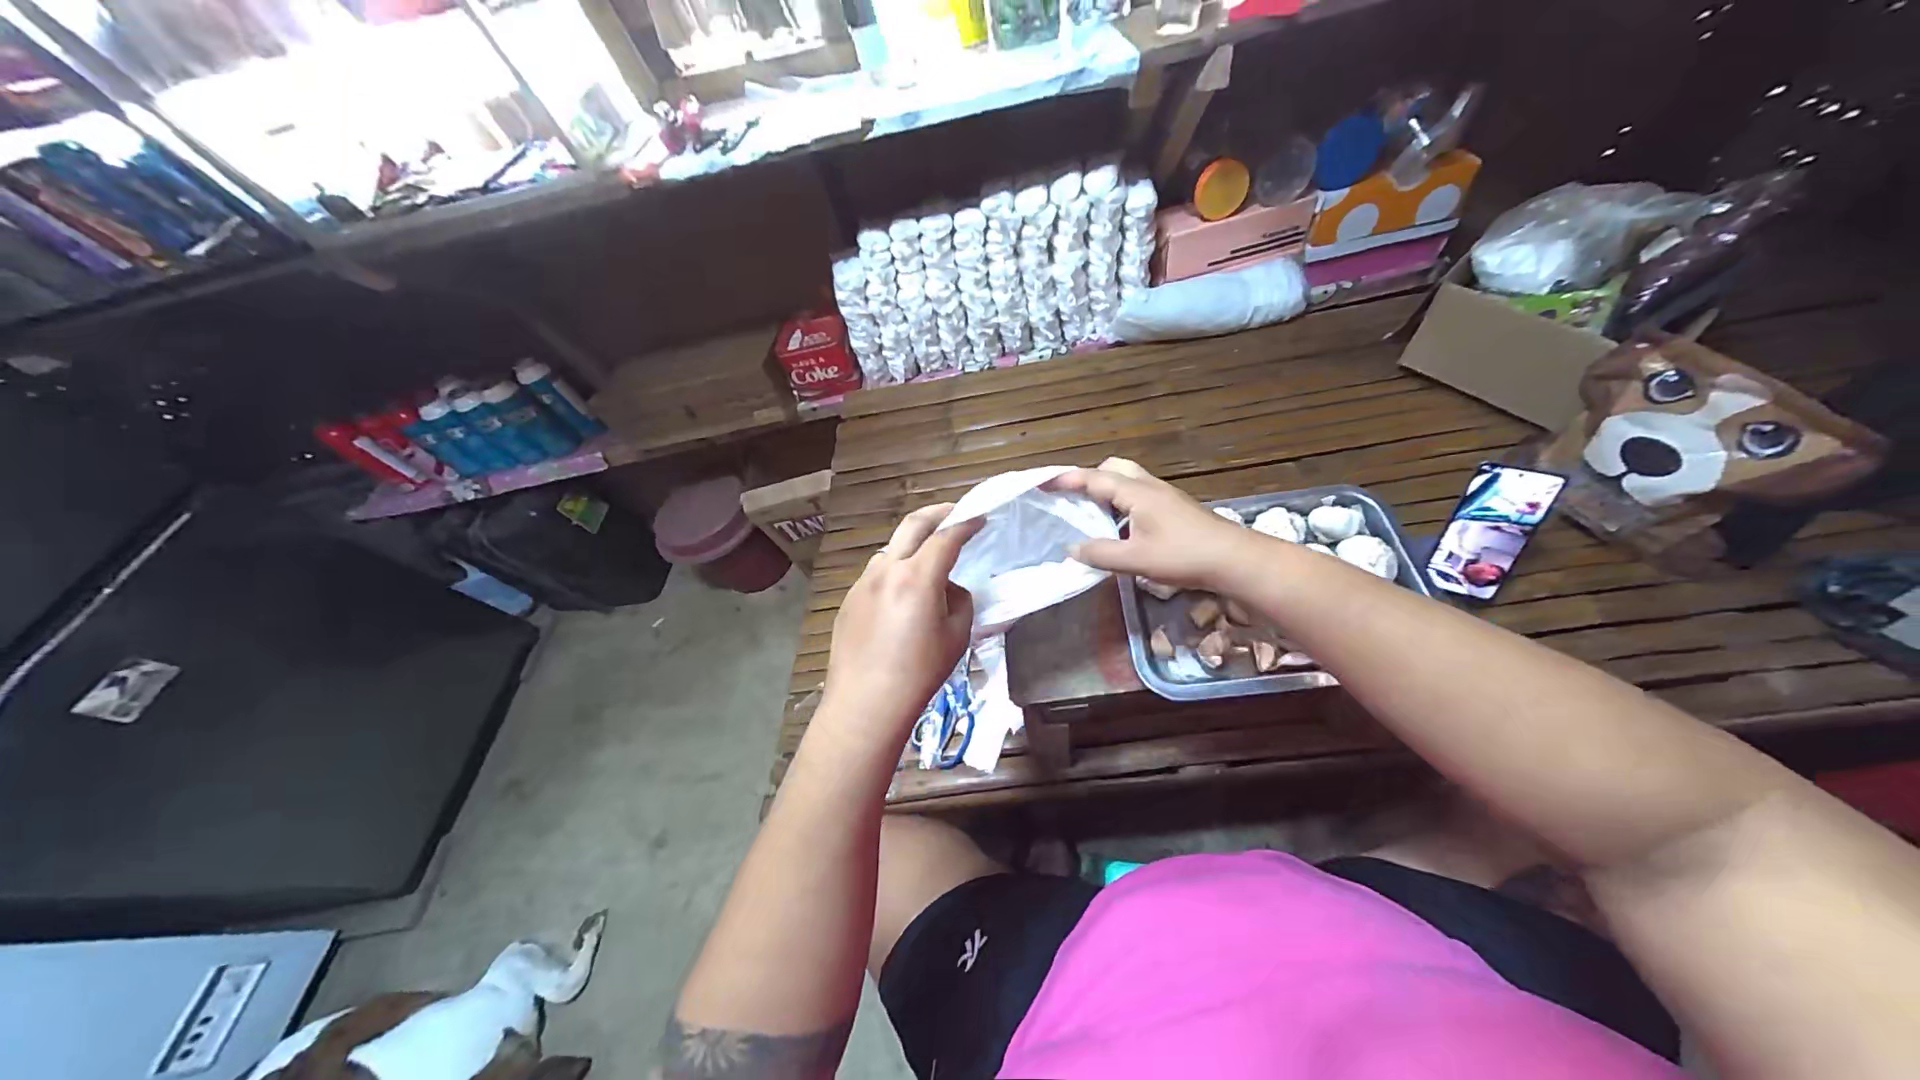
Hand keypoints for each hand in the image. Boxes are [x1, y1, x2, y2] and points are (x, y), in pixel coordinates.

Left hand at [819, 504, 981, 743]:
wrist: (866, 704)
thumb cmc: (919, 674)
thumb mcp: (956, 636)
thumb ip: (959, 600)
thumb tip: (948, 588)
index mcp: (917, 577)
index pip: (946, 536)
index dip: (966, 523)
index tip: (979, 518)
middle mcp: (886, 570)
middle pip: (912, 524)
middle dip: (938, 514)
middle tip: (955, 515)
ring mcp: (862, 583)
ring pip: (891, 549)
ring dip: (912, 546)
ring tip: (928, 564)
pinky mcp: (849, 600)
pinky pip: (876, 575)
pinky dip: (894, 573)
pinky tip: (901, 600)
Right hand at [1047, 457, 1256, 589]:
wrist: (1233, 559)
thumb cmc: (1183, 556)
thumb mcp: (1135, 560)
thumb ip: (1100, 553)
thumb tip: (1071, 549)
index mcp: (1136, 493)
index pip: (1094, 479)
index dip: (1066, 480)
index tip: (1042, 482)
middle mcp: (1150, 487)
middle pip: (1114, 468)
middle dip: (1089, 477)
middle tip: (1072, 496)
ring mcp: (1166, 496)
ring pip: (1129, 480)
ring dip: (1107, 489)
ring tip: (1092, 513)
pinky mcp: (1176, 508)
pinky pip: (1140, 494)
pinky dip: (1122, 501)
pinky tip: (1121, 527)